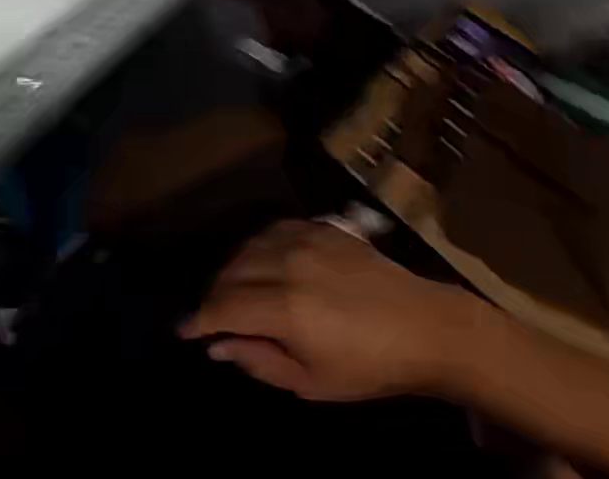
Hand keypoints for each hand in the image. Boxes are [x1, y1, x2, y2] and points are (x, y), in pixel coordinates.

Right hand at [179, 220, 495, 400]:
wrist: (422, 324)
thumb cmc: (368, 365)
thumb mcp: (310, 381)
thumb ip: (258, 359)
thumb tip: (218, 345)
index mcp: (284, 306)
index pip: (224, 306)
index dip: (200, 319)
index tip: (185, 331)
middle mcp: (288, 263)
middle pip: (232, 271)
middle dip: (214, 294)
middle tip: (211, 317)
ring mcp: (307, 239)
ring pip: (250, 244)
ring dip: (233, 267)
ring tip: (233, 290)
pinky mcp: (323, 227)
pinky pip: (276, 228)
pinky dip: (258, 244)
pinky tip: (261, 260)